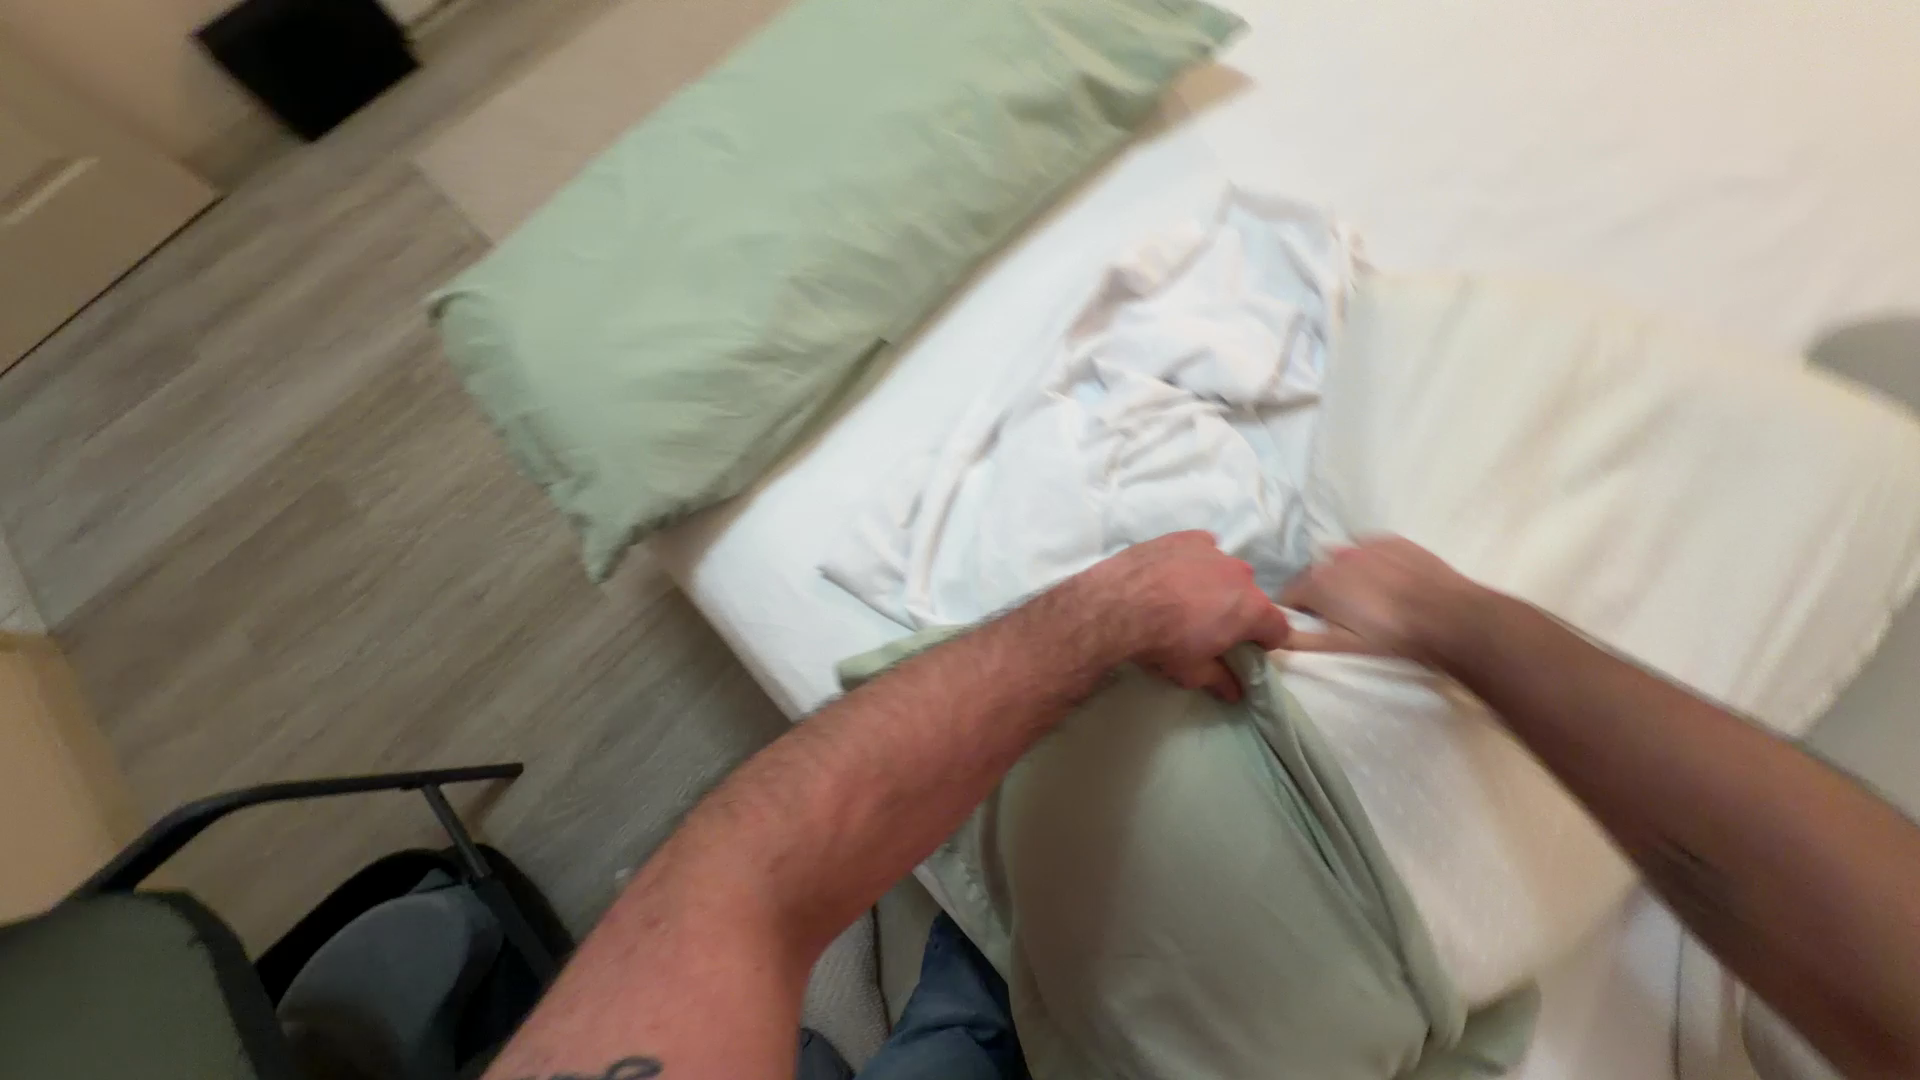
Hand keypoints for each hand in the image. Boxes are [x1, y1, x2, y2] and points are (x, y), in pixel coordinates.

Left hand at [1076, 531, 1290, 701]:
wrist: (1117, 605)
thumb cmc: (1163, 643)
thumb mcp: (1192, 671)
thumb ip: (1220, 679)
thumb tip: (1235, 692)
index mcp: (1253, 610)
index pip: (1277, 629)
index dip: (1263, 643)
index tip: (1243, 650)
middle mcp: (1241, 575)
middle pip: (1250, 597)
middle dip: (1236, 612)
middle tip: (1208, 627)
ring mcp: (1213, 552)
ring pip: (1224, 571)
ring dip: (1214, 584)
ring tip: (1184, 599)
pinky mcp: (1185, 537)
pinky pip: (1200, 548)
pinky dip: (1193, 560)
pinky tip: (1173, 571)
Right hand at [1277, 536, 1484, 664]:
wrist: (1449, 616)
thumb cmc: (1391, 636)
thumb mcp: (1342, 646)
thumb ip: (1301, 640)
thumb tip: (1272, 639)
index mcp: (1316, 583)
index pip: (1287, 595)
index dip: (1296, 612)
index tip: (1312, 625)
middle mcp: (1332, 557)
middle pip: (1314, 576)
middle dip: (1321, 593)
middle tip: (1344, 615)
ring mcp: (1362, 545)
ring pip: (1341, 561)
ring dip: (1345, 576)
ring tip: (1370, 598)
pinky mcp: (1389, 540)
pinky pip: (1368, 550)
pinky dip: (1370, 563)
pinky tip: (1389, 581)